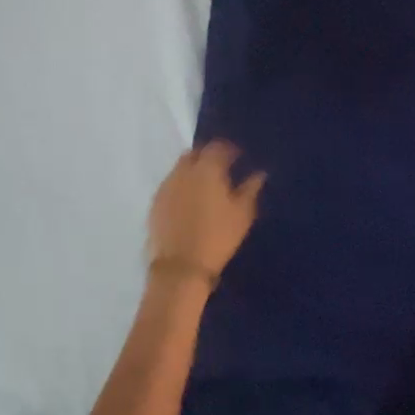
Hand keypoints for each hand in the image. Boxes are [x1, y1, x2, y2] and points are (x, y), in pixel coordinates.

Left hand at [146, 141, 264, 288]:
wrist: (180, 267)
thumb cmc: (218, 236)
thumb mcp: (243, 213)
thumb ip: (251, 188)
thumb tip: (259, 173)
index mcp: (207, 169)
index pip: (218, 147)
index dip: (230, 149)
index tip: (240, 158)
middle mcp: (183, 171)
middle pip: (194, 153)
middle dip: (208, 156)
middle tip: (222, 169)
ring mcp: (166, 186)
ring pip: (180, 168)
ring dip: (193, 170)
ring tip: (206, 186)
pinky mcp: (155, 203)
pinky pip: (171, 185)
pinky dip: (182, 186)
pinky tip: (190, 201)